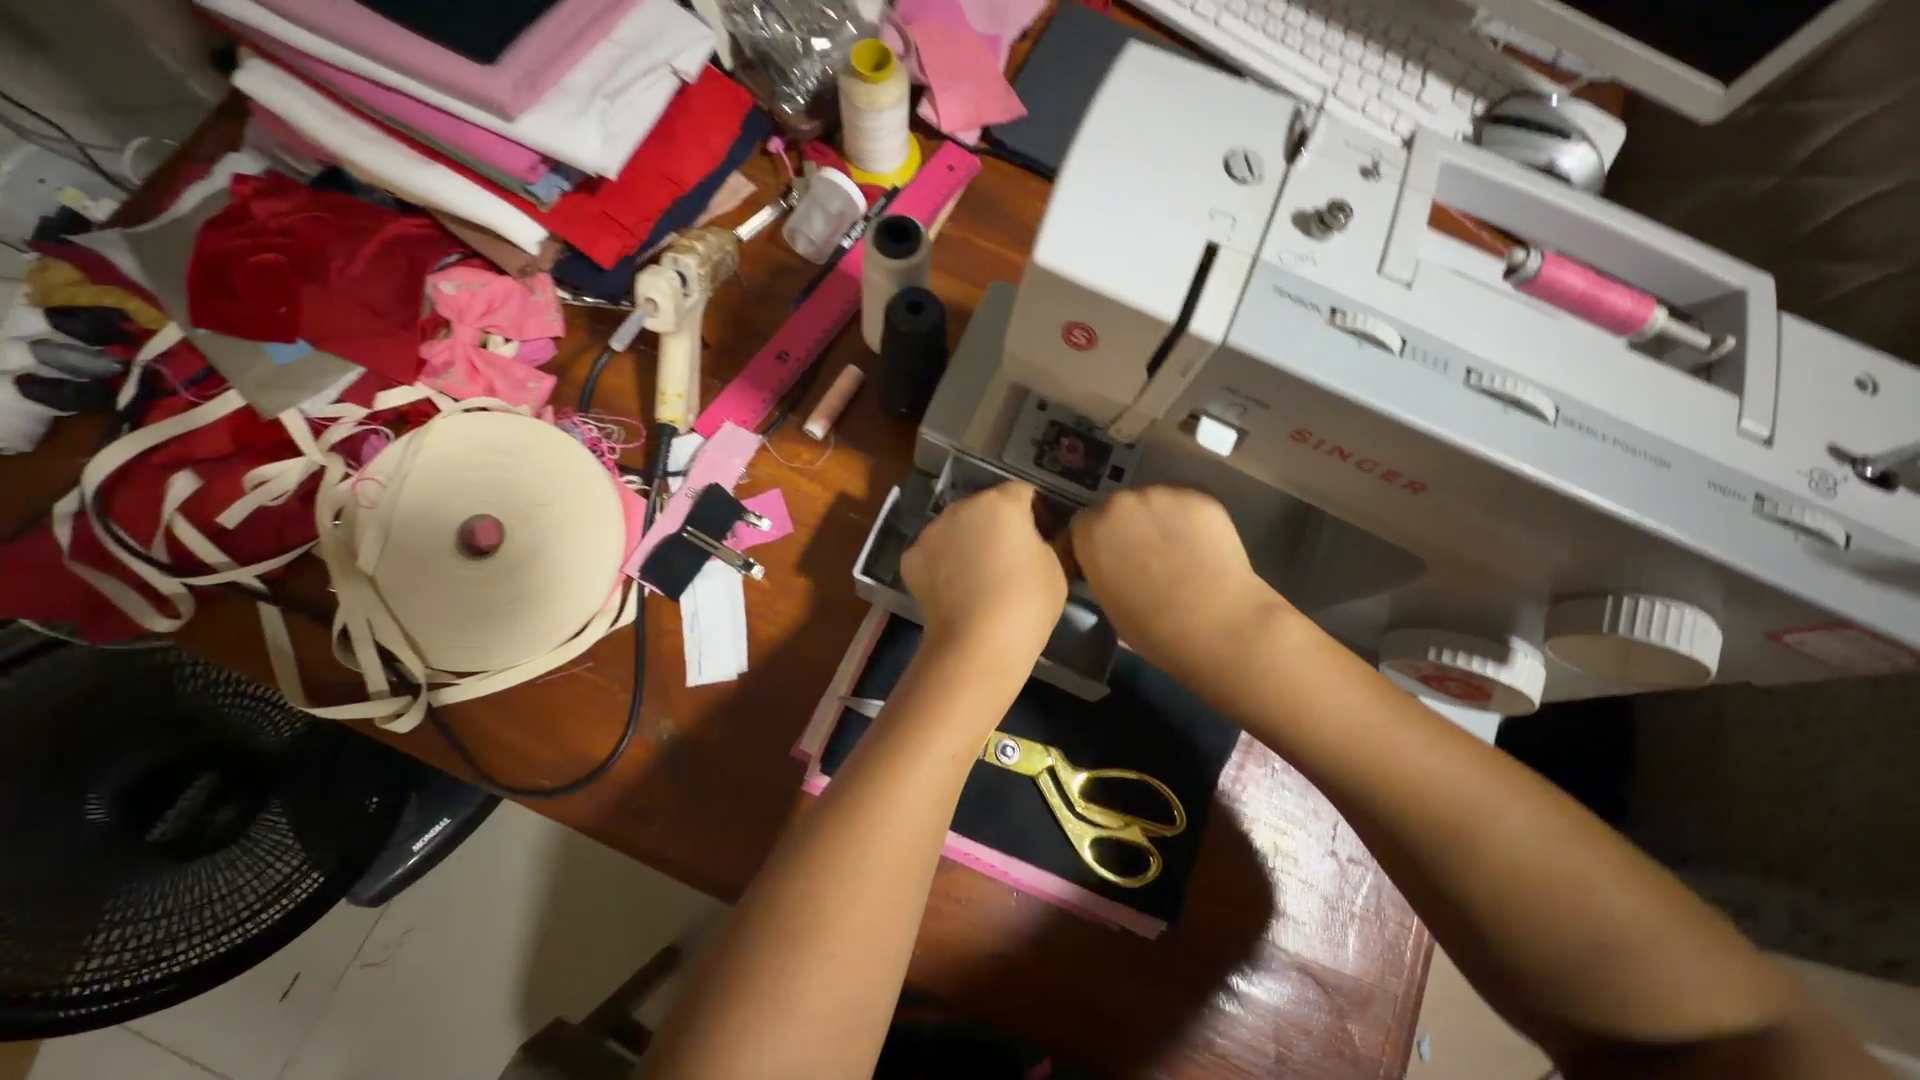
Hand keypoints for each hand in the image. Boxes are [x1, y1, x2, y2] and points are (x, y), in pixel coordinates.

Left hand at [902, 481, 1066, 662]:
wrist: (977, 643)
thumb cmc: (1026, 602)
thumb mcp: (1056, 568)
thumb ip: (1045, 542)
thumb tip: (1034, 540)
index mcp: (1002, 503)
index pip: (1022, 493)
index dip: (1034, 512)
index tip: (1040, 536)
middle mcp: (962, 507)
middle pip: (984, 507)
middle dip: (996, 525)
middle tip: (1007, 558)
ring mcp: (931, 531)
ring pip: (954, 528)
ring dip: (966, 541)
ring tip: (976, 576)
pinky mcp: (910, 558)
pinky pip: (933, 553)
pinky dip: (942, 564)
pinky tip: (953, 589)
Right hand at [1070, 487, 1294, 679]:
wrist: (1215, 623)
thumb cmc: (1153, 627)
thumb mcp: (1108, 600)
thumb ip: (1103, 568)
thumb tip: (1115, 563)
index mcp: (1091, 530)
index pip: (1084, 525)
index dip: (1099, 542)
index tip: (1112, 560)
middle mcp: (1121, 503)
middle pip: (1118, 508)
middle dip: (1128, 527)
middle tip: (1147, 556)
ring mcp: (1162, 494)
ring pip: (1154, 503)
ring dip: (1159, 520)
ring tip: (1179, 552)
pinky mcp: (1199, 495)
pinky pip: (1186, 504)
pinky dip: (1190, 520)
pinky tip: (1202, 546)